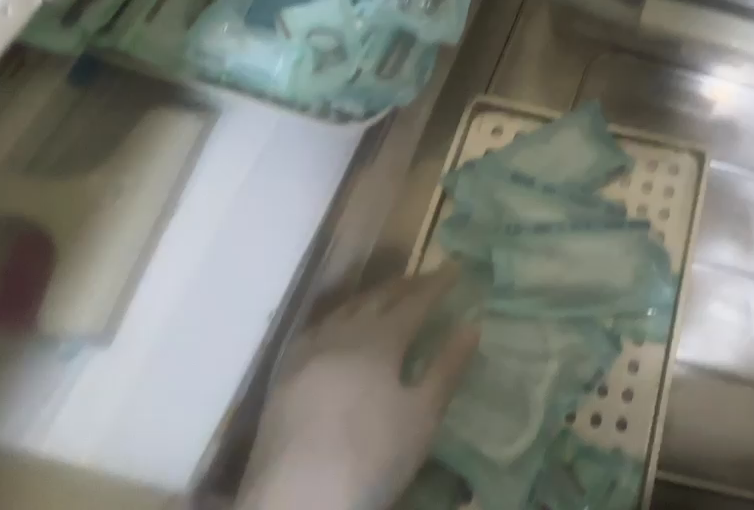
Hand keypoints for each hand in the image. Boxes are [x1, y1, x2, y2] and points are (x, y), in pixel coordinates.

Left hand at [238, 267, 480, 509]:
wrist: (296, 504)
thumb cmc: (370, 458)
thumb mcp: (422, 417)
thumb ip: (447, 368)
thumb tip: (471, 326)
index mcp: (378, 341)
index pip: (414, 302)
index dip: (437, 284)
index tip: (456, 266)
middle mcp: (340, 337)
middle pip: (377, 300)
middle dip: (405, 285)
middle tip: (427, 276)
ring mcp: (306, 356)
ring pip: (343, 311)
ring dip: (370, 297)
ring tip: (388, 294)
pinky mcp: (282, 380)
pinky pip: (314, 330)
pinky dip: (337, 318)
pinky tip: (338, 327)